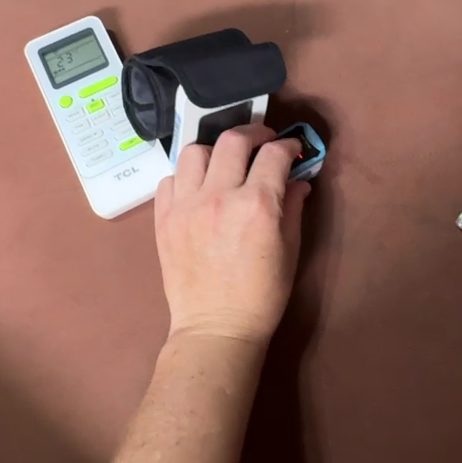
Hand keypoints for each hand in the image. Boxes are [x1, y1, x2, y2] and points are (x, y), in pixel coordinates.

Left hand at [154, 125, 309, 345]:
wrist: (216, 328)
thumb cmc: (262, 294)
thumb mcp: (290, 250)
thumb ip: (293, 207)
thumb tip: (297, 180)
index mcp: (258, 206)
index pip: (274, 154)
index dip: (288, 145)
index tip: (292, 148)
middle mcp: (220, 197)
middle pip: (233, 140)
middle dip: (254, 133)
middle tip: (262, 142)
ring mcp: (187, 206)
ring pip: (195, 151)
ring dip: (215, 151)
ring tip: (224, 163)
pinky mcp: (164, 219)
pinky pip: (170, 179)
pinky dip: (187, 176)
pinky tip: (199, 189)